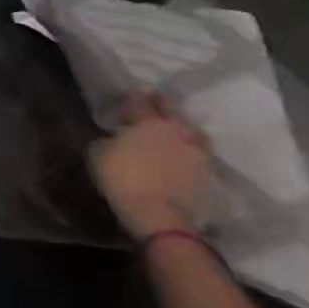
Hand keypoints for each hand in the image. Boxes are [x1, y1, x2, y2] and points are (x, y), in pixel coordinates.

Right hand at [90, 92, 210, 239]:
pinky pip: (200, 152)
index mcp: (150, 123)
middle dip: (164, 103)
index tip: (131, 92)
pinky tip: (183, 151)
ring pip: (193, 130)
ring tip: (174, 127)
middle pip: (174, 111)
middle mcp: (179, 131)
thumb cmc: (121, 178)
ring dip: (183, 126)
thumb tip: (117, 136)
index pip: (141, 101)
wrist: (159, 214)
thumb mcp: (98, 153)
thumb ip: (110, 139)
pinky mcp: (210, 173)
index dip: (134, 96)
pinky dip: (191, 148)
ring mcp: (199, 152)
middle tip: (156, 100)